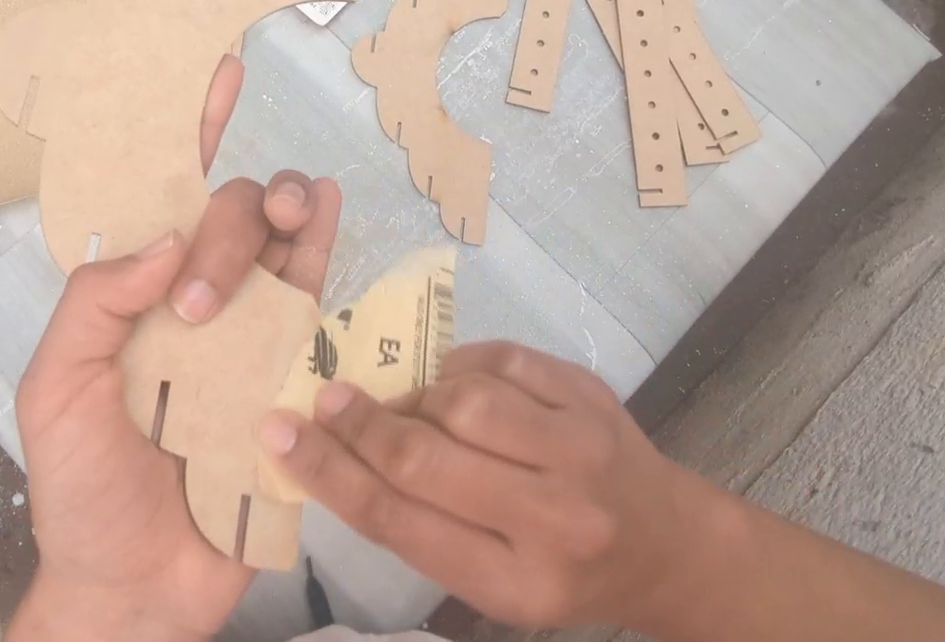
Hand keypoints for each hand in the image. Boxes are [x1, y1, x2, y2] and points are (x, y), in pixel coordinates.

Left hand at [8, 58, 344, 640]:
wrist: (140, 584)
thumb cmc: (83, 488)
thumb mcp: (57, 391)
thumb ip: (94, 309)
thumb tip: (165, 244)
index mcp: (136, 290)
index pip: (160, 192)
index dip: (184, 130)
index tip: (211, 74)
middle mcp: (196, 291)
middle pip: (225, 213)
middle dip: (224, 229)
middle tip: (200, 307)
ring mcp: (247, 324)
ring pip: (275, 237)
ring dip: (287, 206)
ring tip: (296, 205)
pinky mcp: (288, 363)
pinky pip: (310, 293)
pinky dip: (320, 246)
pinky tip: (328, 211)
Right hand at [257, 340, 723, 629]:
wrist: (665, 543)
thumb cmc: (562, 569)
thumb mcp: (492, 577)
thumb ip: (420, 518)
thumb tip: (339, 445)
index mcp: (515, 584)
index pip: (397, 521)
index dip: (326, 472)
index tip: (279, 432)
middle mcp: (554, 522)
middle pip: (423, 459)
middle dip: (359, 423)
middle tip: (326, 399)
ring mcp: (580, 450)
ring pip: (461, 399)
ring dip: (420, 396)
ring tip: (418, 407)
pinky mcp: (591, 395)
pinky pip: (499, 358)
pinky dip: (463, 364)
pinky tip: (461, 383)